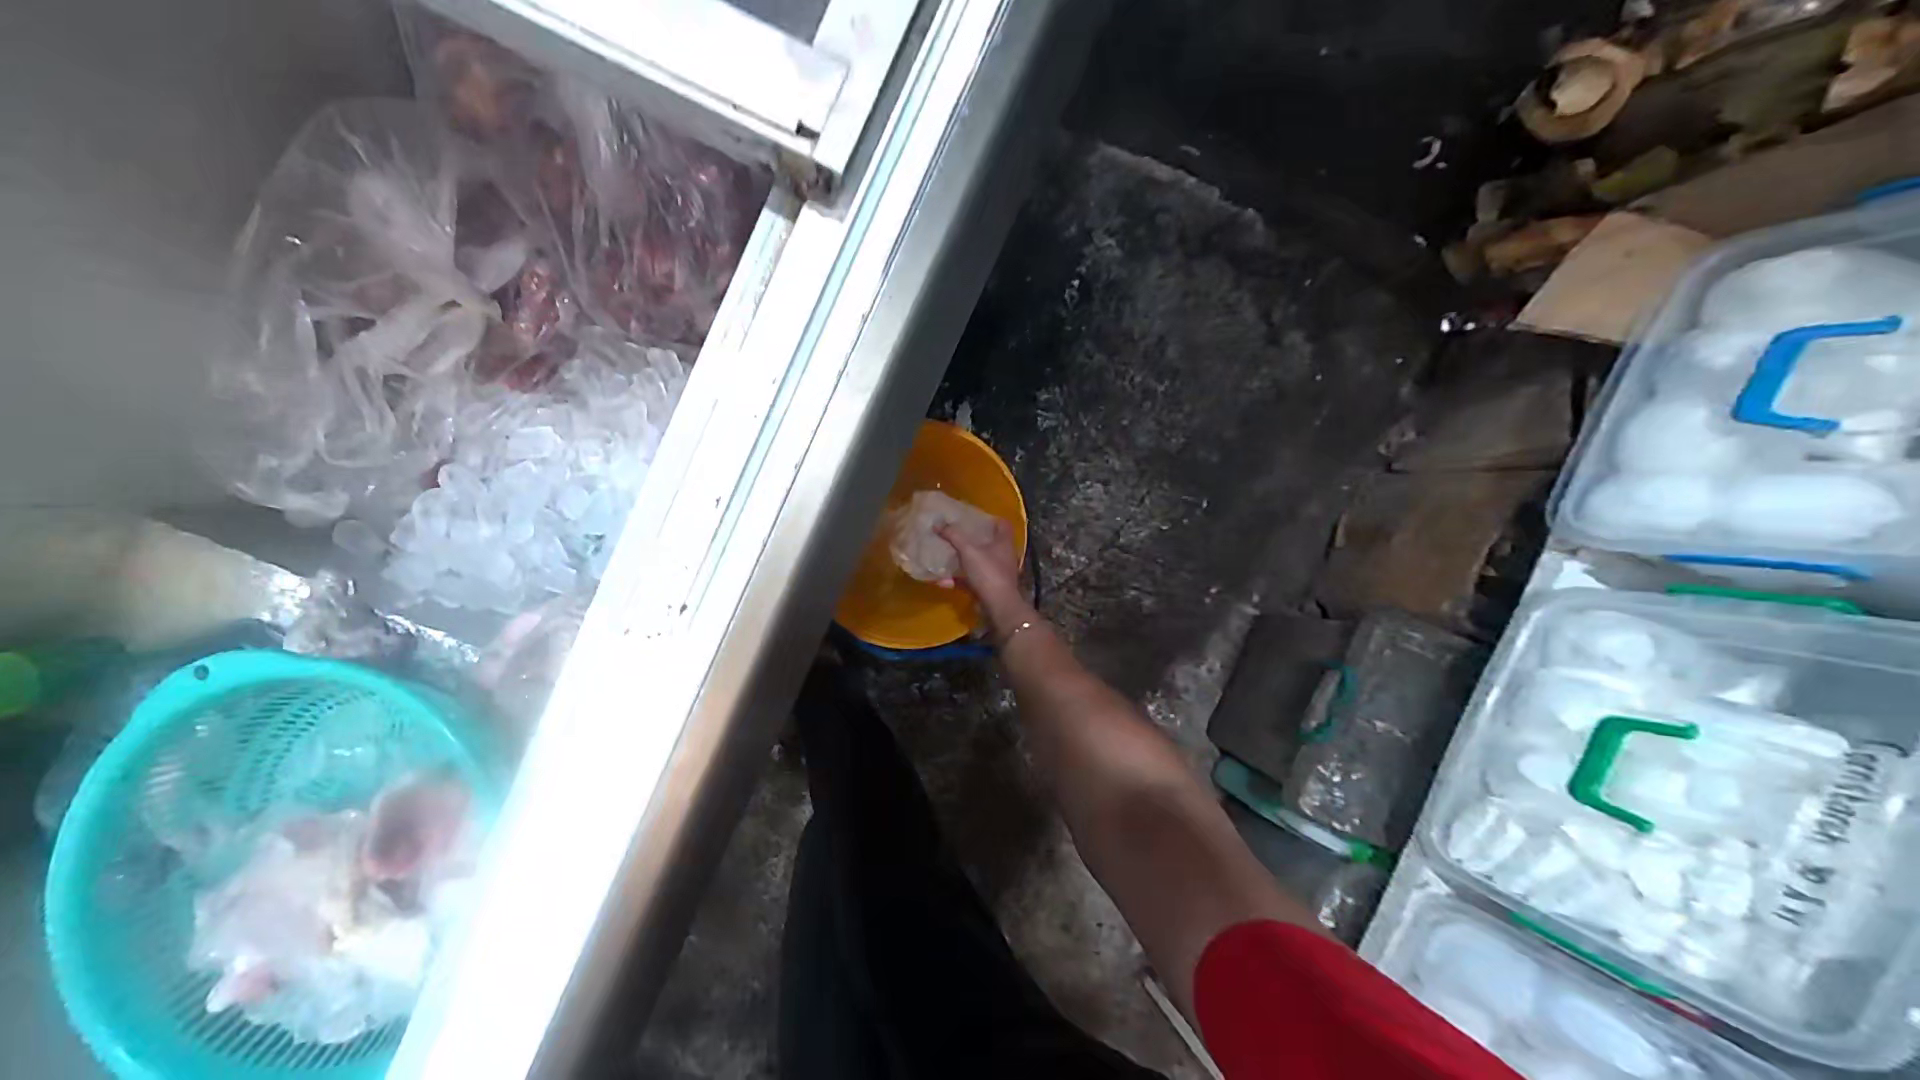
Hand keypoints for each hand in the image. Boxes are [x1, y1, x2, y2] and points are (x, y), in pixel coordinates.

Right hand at [936, 519, 1028, 630]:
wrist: (997, 606)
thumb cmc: (987, 572)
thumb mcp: (968, 550)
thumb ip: (953, 536)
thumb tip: (937, 523)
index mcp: (1004, 542)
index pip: (1003, 524)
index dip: (990, 519)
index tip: (974, 518)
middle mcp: (1004, 556)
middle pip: (991, 543)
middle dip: (975, 539)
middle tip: (957, 534)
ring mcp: (998, 573)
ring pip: (980, 562)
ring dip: (965, 560)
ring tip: (948, 554)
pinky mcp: (990, 588)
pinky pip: (972, 580)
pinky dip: (959, 580)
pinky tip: (942, 580)